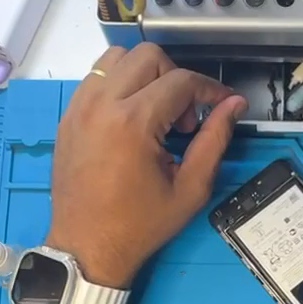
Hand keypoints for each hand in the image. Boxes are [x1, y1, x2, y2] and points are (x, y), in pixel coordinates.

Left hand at [47, 45, 244, 287]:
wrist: (88, 247)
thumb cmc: (140, 225)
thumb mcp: (190, 188)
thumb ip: (215, 140)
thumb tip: (234, 105)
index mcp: (133, 123)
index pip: (181, 81)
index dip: (209, 90)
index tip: (221, 105)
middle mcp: (102, 105)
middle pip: (148, 57)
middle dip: (176, 79)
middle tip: (183, 118)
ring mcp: (79, 108)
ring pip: (117, 58)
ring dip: (145, 75)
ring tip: (155, 113)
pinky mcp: (68, 117)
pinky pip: (96, 78)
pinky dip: (120, 86)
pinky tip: (131, 119)